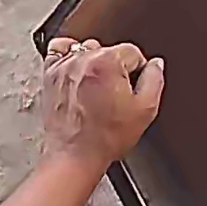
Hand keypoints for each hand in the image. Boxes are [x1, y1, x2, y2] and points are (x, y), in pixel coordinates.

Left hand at [41, 38, 163, 172]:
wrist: (75, 156)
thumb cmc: (106, 137)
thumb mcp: (145, 110)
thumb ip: (154, 80)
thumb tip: (155, 65)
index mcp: (108, 62)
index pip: (132, 52)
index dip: (138, 71)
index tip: (132, 88)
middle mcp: (84, 59)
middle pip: (109, 50)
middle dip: (116, 69)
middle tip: (116, 94)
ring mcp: (64, 67)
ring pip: (86, 49)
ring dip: (94, 63)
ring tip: (97, 89)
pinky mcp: (50, 76)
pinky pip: (57, 50)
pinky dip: (67, 55)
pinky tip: (76, 72)